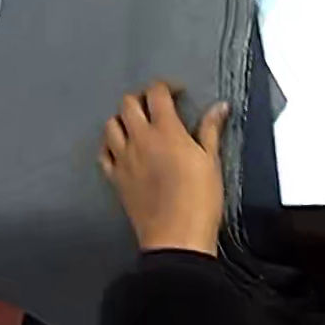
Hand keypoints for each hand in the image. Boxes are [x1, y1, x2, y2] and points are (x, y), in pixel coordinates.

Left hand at [99, 83, 229, 256]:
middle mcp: (140, 139)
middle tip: (158, 106)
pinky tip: (124, 149)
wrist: (175, 238)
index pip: (156, 94)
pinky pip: (104, 153)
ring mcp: (123, 159)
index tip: (179, 93)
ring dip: (123, 119)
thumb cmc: (200, 197)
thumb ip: (211, 129)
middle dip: (142, 98)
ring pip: (111, 125)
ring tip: (139, 125)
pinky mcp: (115, 179)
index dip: (166, 87)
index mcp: (166, 130)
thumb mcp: (211, 160)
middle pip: (128, 104)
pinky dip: (111, 144)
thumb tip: (220, 106)